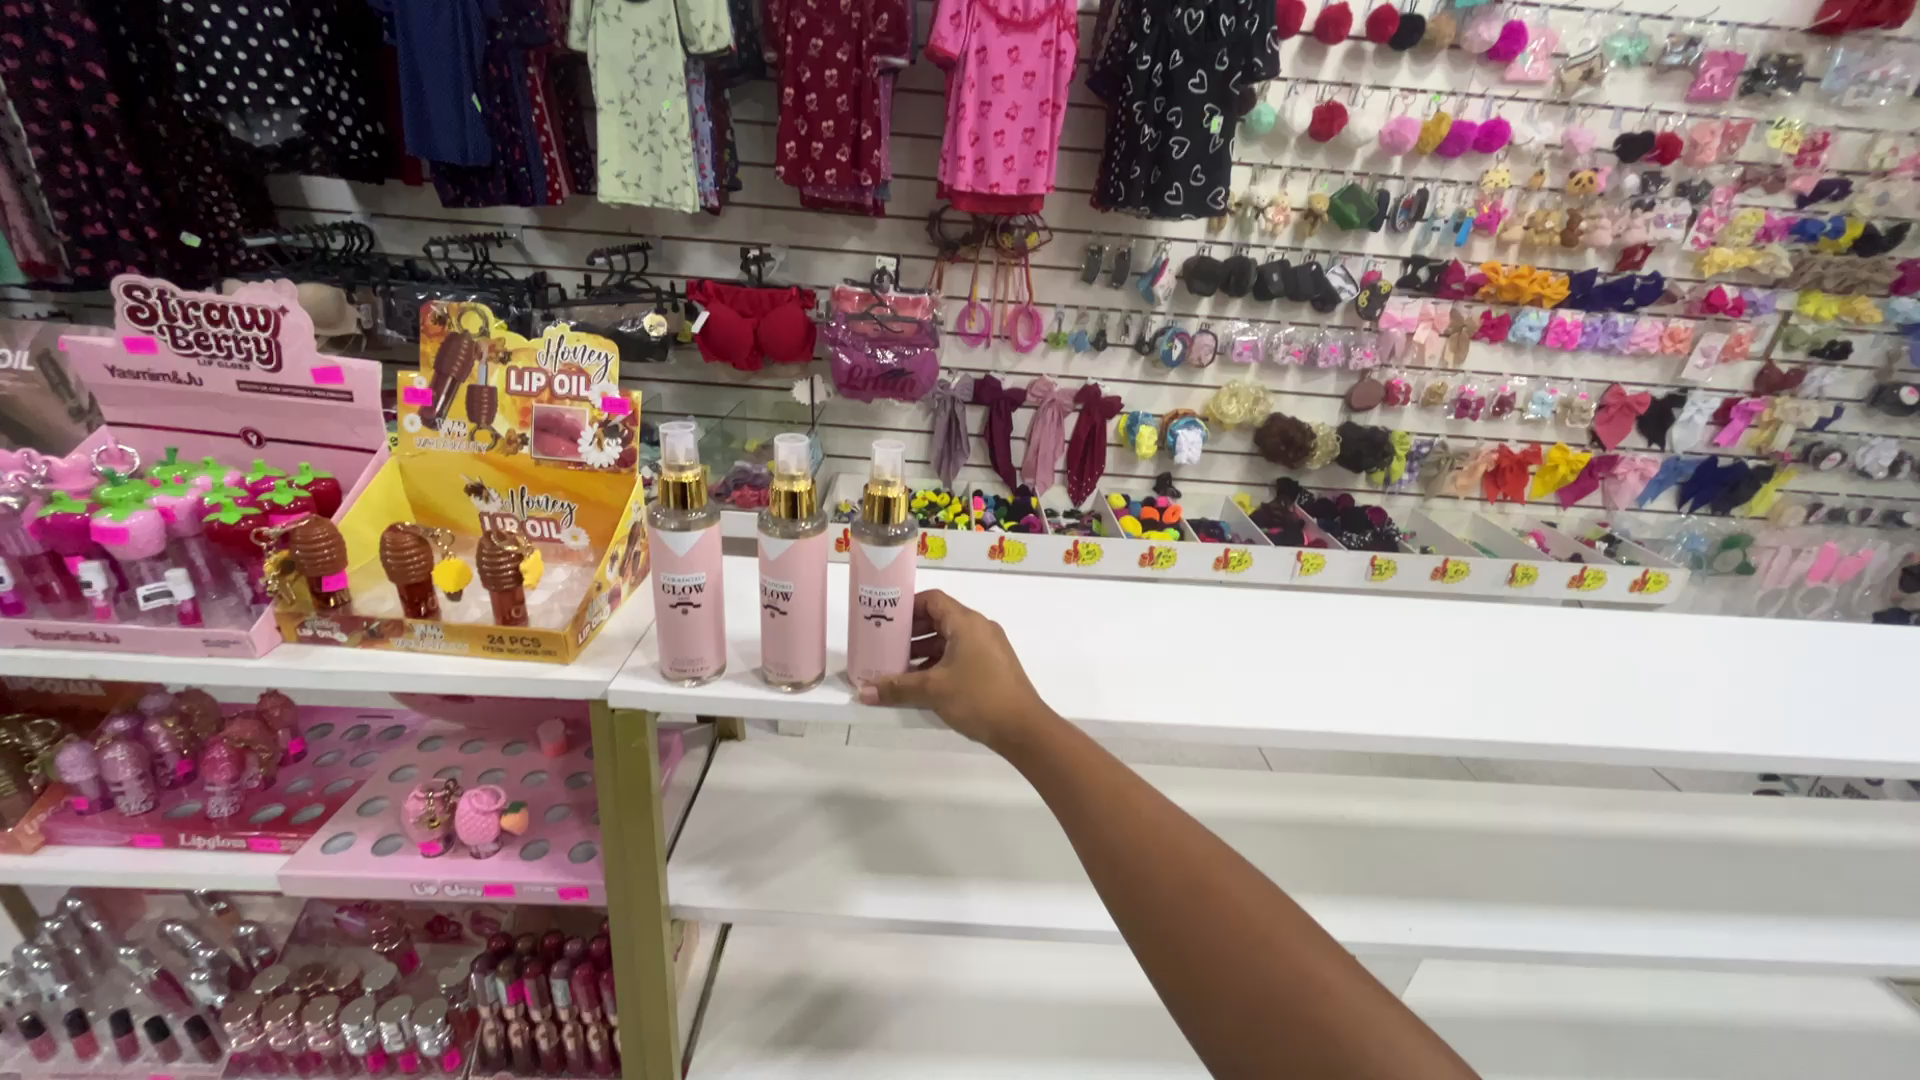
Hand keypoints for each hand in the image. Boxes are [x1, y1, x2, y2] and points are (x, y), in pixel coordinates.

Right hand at [857, 589, 1054, 751]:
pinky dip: (939, 662)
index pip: (932, 600)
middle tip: (885, 646)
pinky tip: (922, 683)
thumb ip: (897, 688)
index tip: (885, 620)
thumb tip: (864, 691)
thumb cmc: (978, 698)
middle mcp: (979, 628)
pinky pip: (960, 654)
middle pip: (939, 619)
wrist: (1023, 728)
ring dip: (923, 651)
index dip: (907, 607)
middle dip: (910, 633)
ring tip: (897, 668)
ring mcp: (988, 647)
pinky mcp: (992, 666)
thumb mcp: (933, 691)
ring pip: (949, 640)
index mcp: (966, 622)